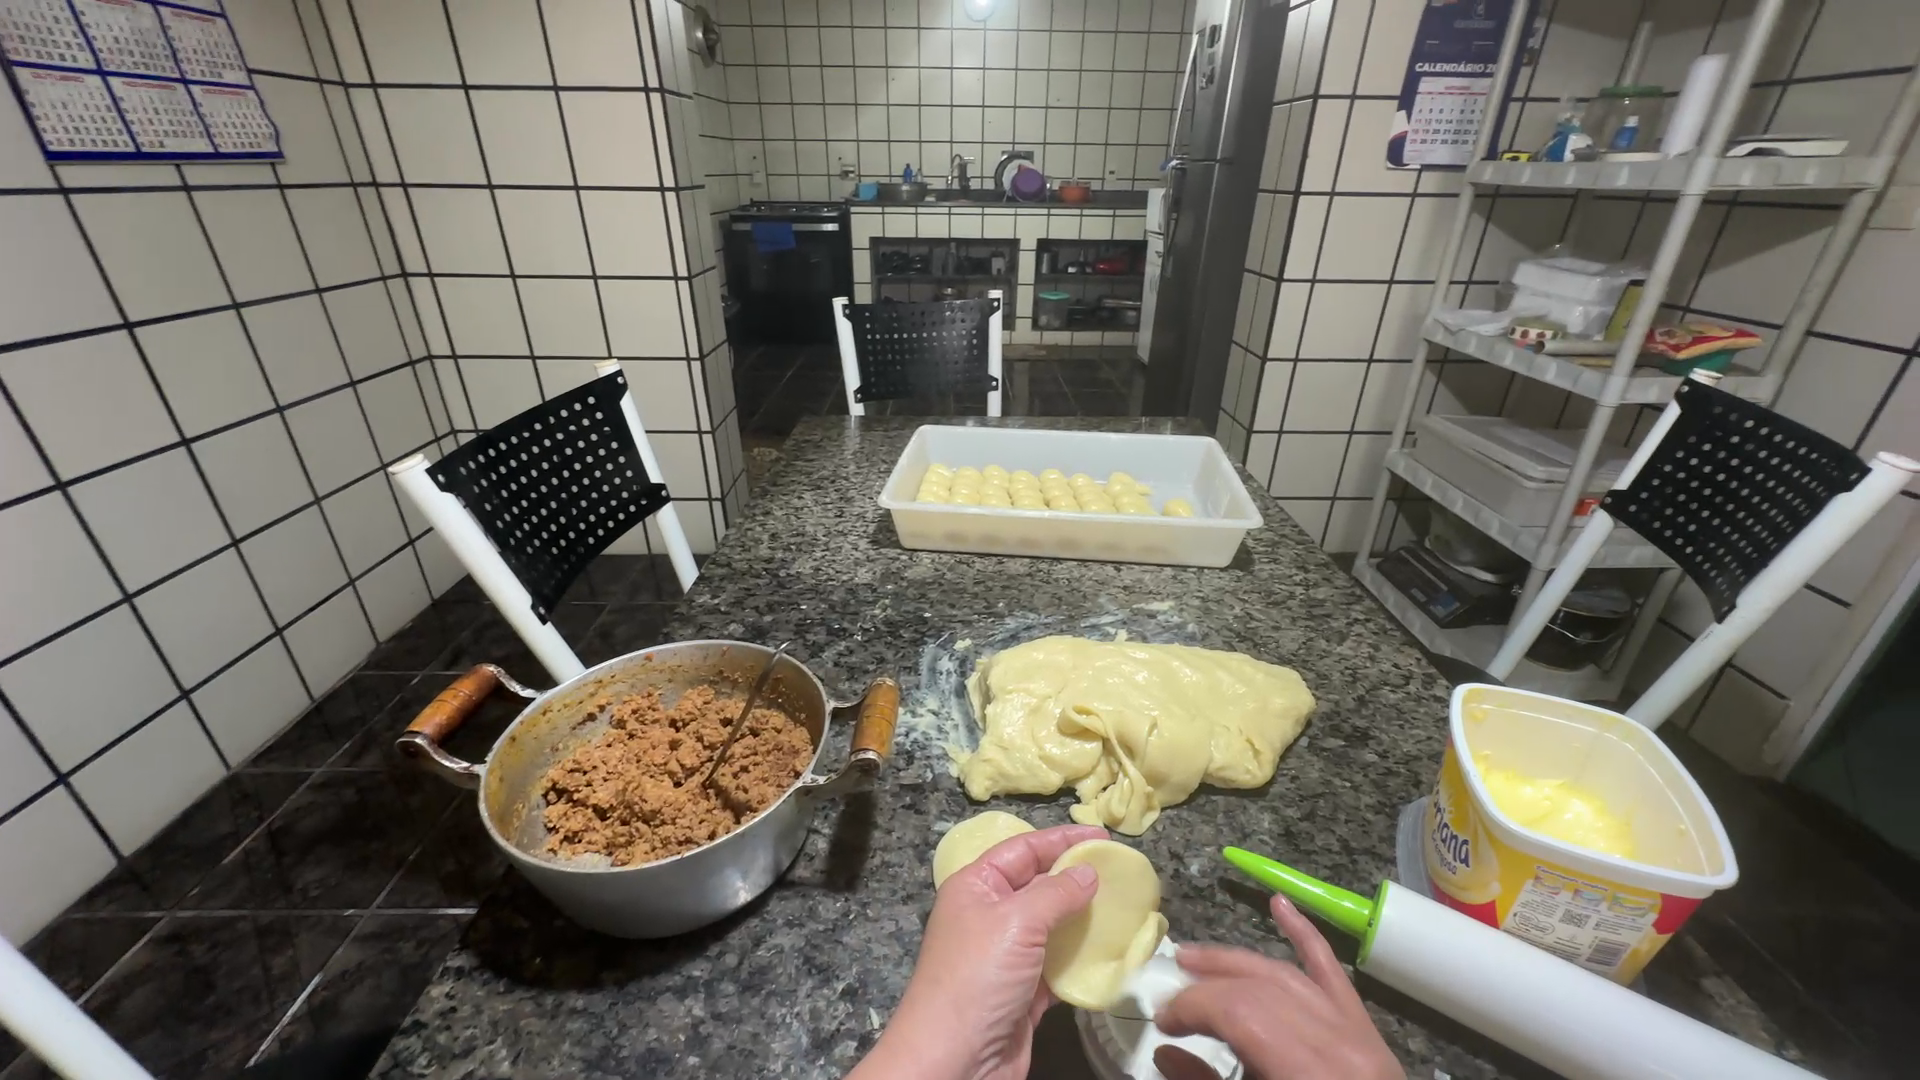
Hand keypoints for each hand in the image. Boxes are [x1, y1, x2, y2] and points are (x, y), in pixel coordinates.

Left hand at [852, 823, 1107, 1079]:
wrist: (954, 1063)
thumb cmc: (977, 978)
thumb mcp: (1015, 922)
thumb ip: (1055, 893)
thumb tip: (1088, 872)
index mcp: (977, 885)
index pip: (1023, 849)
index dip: (1062, 839)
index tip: (1103, 836)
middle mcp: (991, 914)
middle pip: (1039, 884)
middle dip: (1077, 877)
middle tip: (1120, 872)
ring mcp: (1007, 955)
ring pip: (1053, 925)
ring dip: (1086, 919)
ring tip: (1125, 909)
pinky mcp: (1025, 992)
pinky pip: (1059, 965)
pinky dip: (1083, 959)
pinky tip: (1112, 952)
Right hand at [1152, 895, 1401, 1079]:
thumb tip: (1165, 1056)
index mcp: (1310, 1073)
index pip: (1240, 1011)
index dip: (1192, 1008)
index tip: (1162, 1024)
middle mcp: (1339, 1045)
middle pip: (1258, 988)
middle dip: (1205, 987)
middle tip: (1169, 998)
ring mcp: (1360, 1035)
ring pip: (1285, 975)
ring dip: (1235, 960)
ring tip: (1194, 956)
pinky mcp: (1370, 1033)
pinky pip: (1334, 974)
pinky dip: (1305, 936)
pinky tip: (1279, 904)